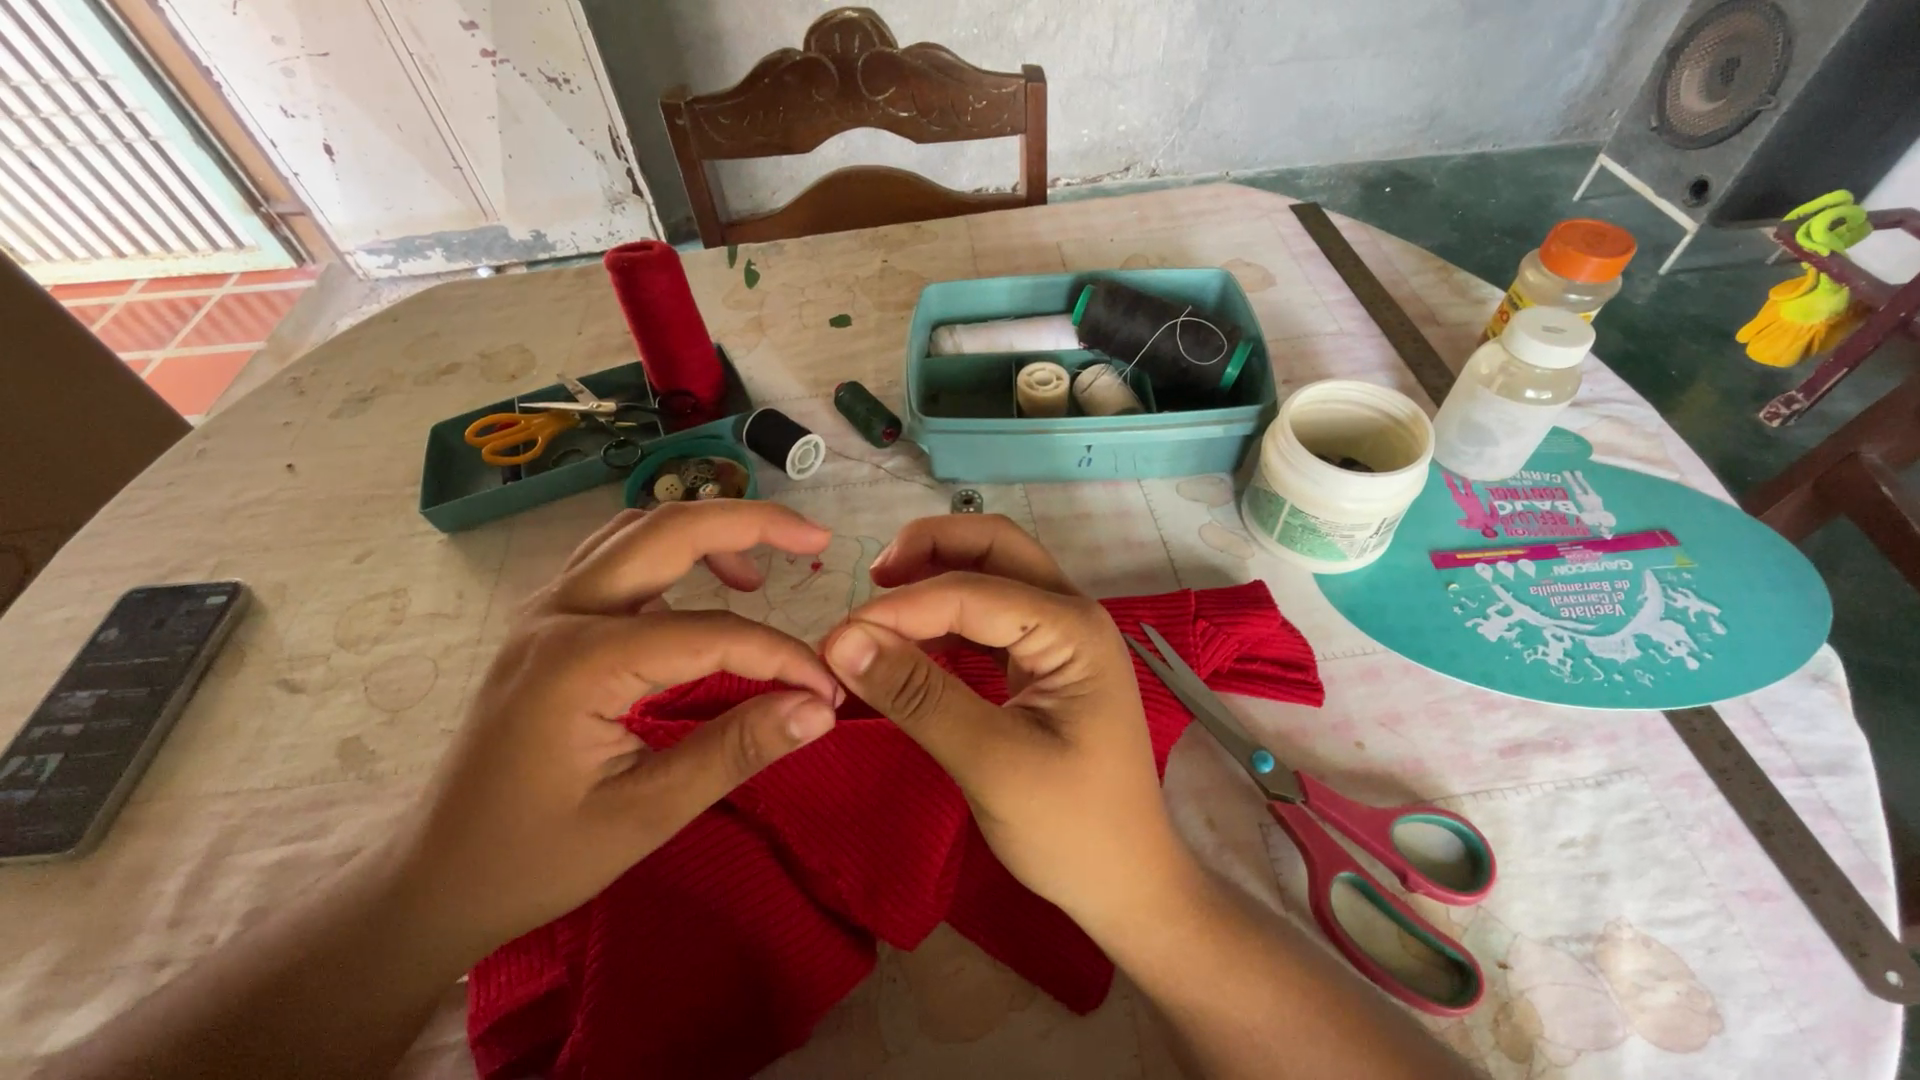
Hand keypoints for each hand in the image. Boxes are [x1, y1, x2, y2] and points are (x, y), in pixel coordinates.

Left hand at [399, 503, 842, 947]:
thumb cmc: (537, 855)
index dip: (780, 655)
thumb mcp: (646, 813)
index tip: (827, 690)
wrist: (435, 876)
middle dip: (749, 522)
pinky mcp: (546, 624)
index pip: (712, 633)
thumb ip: (736, 750)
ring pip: (635, 531)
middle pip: (666, 530)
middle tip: (816, 536)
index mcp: (581, 660)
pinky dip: (668, 554)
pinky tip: (699, 592)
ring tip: (763, 567)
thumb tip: (819, 709)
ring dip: (704, 530)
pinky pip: (613, 559)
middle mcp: (559, 613)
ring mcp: (545, 611)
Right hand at [823, 515, 1196, 928]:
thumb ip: (919, 696)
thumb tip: (842, 640)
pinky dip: (947, 616)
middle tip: (868, 583)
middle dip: (929, 550)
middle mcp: (1071, 616)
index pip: (972, 590)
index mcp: (1073, 629)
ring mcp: (1060, 639)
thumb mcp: (991, 763)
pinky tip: (910, 640)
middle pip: (995, 547)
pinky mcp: (1043, 666)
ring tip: (878, 606)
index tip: (834, 641)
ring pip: (993, 575)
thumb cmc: (1071, 829)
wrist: (1127, 883)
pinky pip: (991, 617)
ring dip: (937, 576)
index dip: (898, 609)